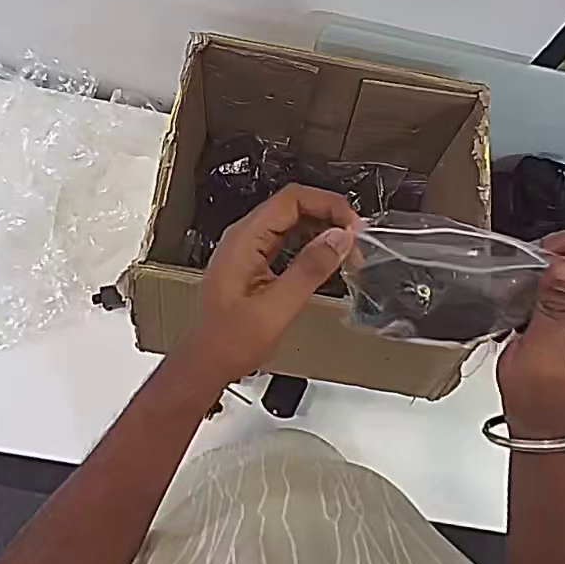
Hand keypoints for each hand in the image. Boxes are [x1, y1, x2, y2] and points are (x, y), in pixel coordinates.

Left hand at [184, 184, 359, 385]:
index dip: (327, 204)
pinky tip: (328, 257)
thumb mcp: (276, 307)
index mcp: (244, 240)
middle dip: (329, 215)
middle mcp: (244, 239)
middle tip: (356, 237)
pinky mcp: (256, 264)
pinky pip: (288, 240)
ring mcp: (249, 250)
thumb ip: (309, 269)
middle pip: (293, 206)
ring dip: (323, 229)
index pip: (291, 199)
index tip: (352, 224)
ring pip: (292, 222)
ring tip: (347, 247)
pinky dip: (312, 244)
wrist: (208, 364)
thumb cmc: (229, 342)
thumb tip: (338, 238)